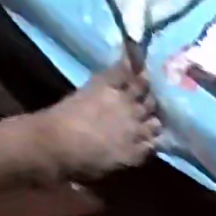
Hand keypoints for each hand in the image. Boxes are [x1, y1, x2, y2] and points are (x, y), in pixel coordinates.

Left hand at [9, 58, 162, 182]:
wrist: (57, 144)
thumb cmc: (84, 163)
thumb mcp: (118, 165)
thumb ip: (137, 153)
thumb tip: (148, 145)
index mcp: (141, 147)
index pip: (157, 135)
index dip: (155, 130)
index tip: (154, 128)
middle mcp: (138, 123)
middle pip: (153, 111)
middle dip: (155, 107)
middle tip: (155, 101)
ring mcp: (122, 102)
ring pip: (143, 91)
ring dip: (147, 84)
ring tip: (150, 76)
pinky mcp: (104, 86)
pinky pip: (122, 71)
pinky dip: (129, 60)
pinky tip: (133, 50)